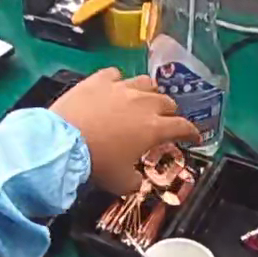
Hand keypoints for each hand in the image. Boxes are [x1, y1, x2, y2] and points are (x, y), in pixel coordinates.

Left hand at [49, 68, 197, 193]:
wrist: (64, 142)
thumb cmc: (97, 164)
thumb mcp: (120, 182)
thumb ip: (134, 180)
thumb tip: (136, 180)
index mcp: (154, 128)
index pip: (183, 127)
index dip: (191, 132)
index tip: (193, 137)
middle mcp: (143, 103)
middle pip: (167, 102)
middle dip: (170, 113)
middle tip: (164, 122)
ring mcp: (121, 87)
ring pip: (146, 83)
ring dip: (150, 93)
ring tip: (144, 101)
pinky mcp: (99, 79)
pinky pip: (116, 74)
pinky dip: (119, 82)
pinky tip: (114, 87)